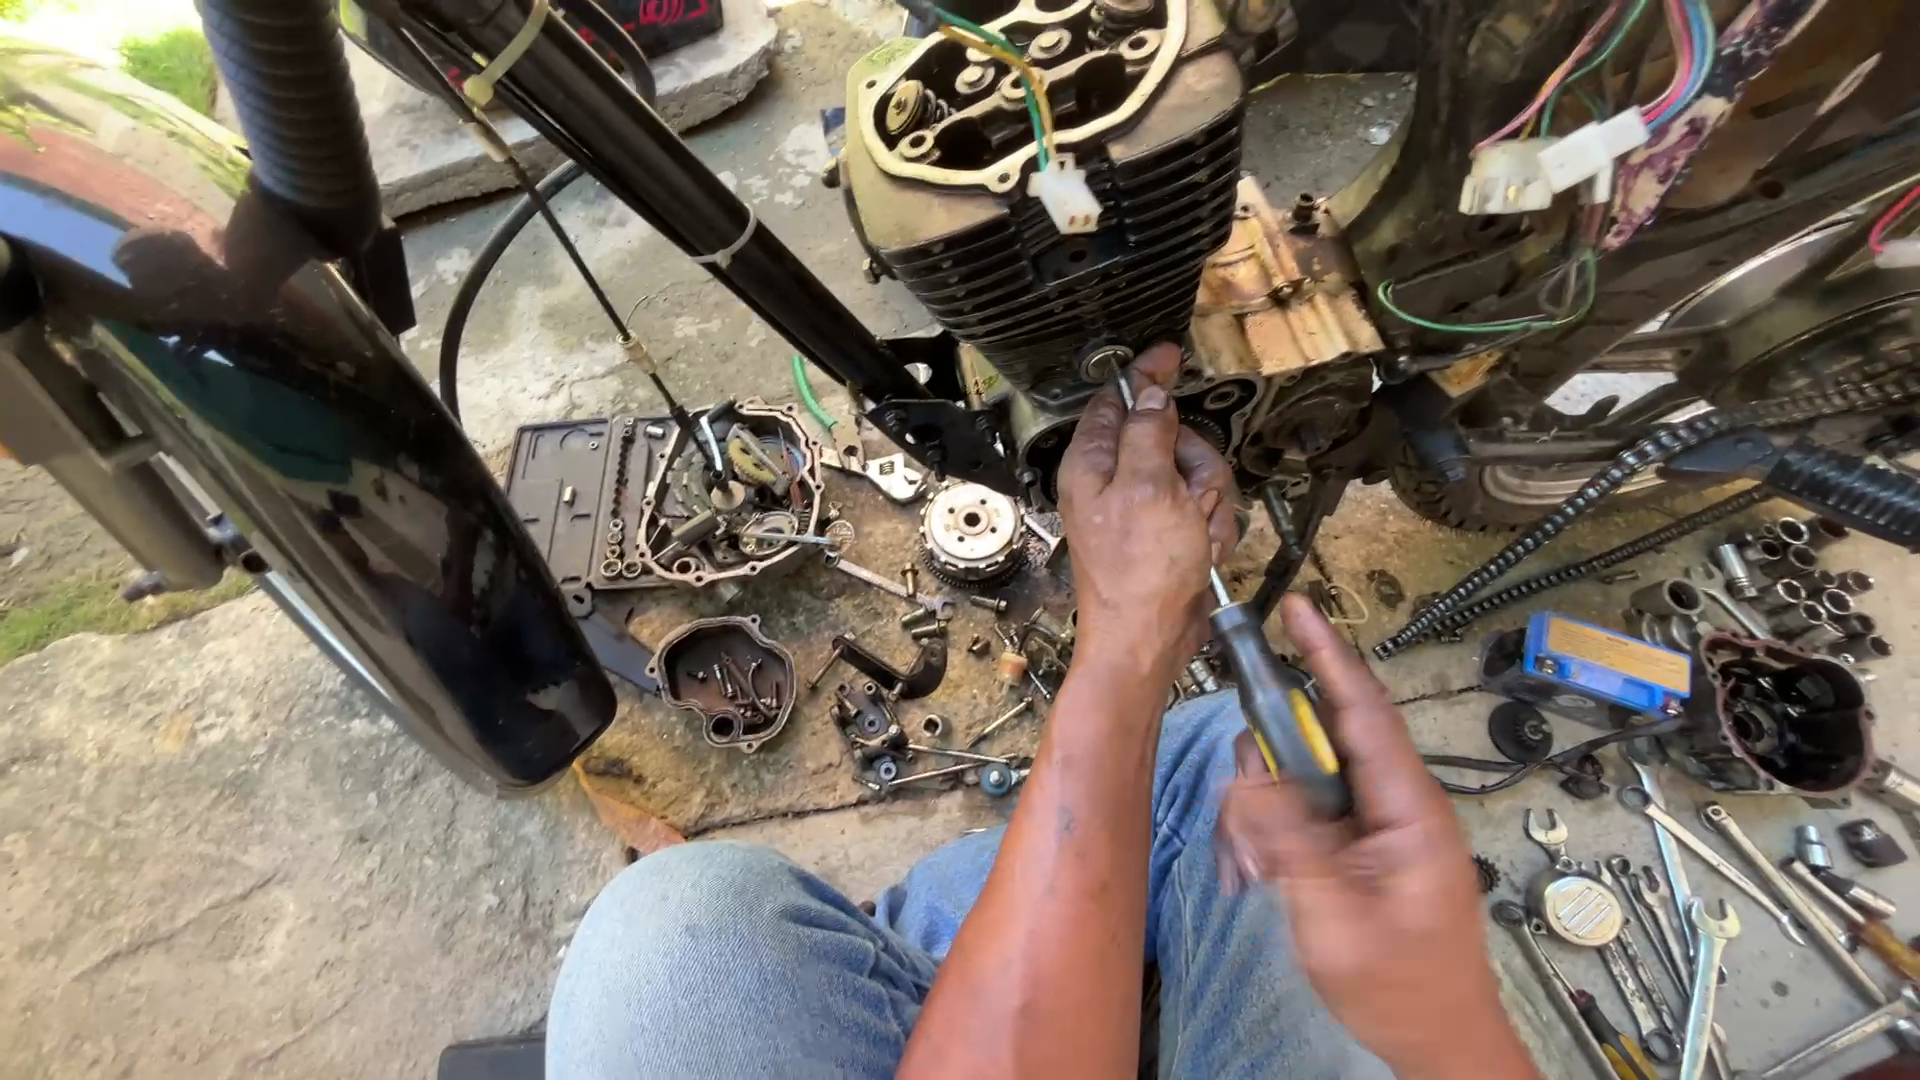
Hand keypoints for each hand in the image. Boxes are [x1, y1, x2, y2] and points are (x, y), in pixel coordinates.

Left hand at [1057, 343, 1238, 682]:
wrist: (1150, 637)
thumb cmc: (1139, 570)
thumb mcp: (1147, 487)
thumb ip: (1148, 433)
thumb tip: (1150, 394)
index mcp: (1092, 463)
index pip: (1115, 400)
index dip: (1145, 378)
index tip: (1169, 355)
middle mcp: (1113, 480)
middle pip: (1169, 437)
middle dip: (1195, 463)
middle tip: (1194, 494)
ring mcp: (1143, 506)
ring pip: (1195, 473)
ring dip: (1207, 501)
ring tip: (1196, 532)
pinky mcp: (1167, 530)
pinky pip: (1203, 508)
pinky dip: (1209, 527)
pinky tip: (1199, 549)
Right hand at [1214, 594, 1535, 1079]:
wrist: (1435, 1041)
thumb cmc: (1400, 985)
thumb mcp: (1336, 917)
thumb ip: (1292, 841)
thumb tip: (1252, 777)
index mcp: (1406, 805)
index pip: (1363, 708)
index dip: (1328, 653)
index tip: (1297, 607)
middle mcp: (1385, 797)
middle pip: (1307, 741)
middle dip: (1261, 772)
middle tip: (1243, 832)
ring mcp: (1362, 816)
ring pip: (1286, 775)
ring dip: (1253, 814)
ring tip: (1250, 872)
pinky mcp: (1342, 835)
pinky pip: (1286, 807)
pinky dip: (1258, 832)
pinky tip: (1253, 874)